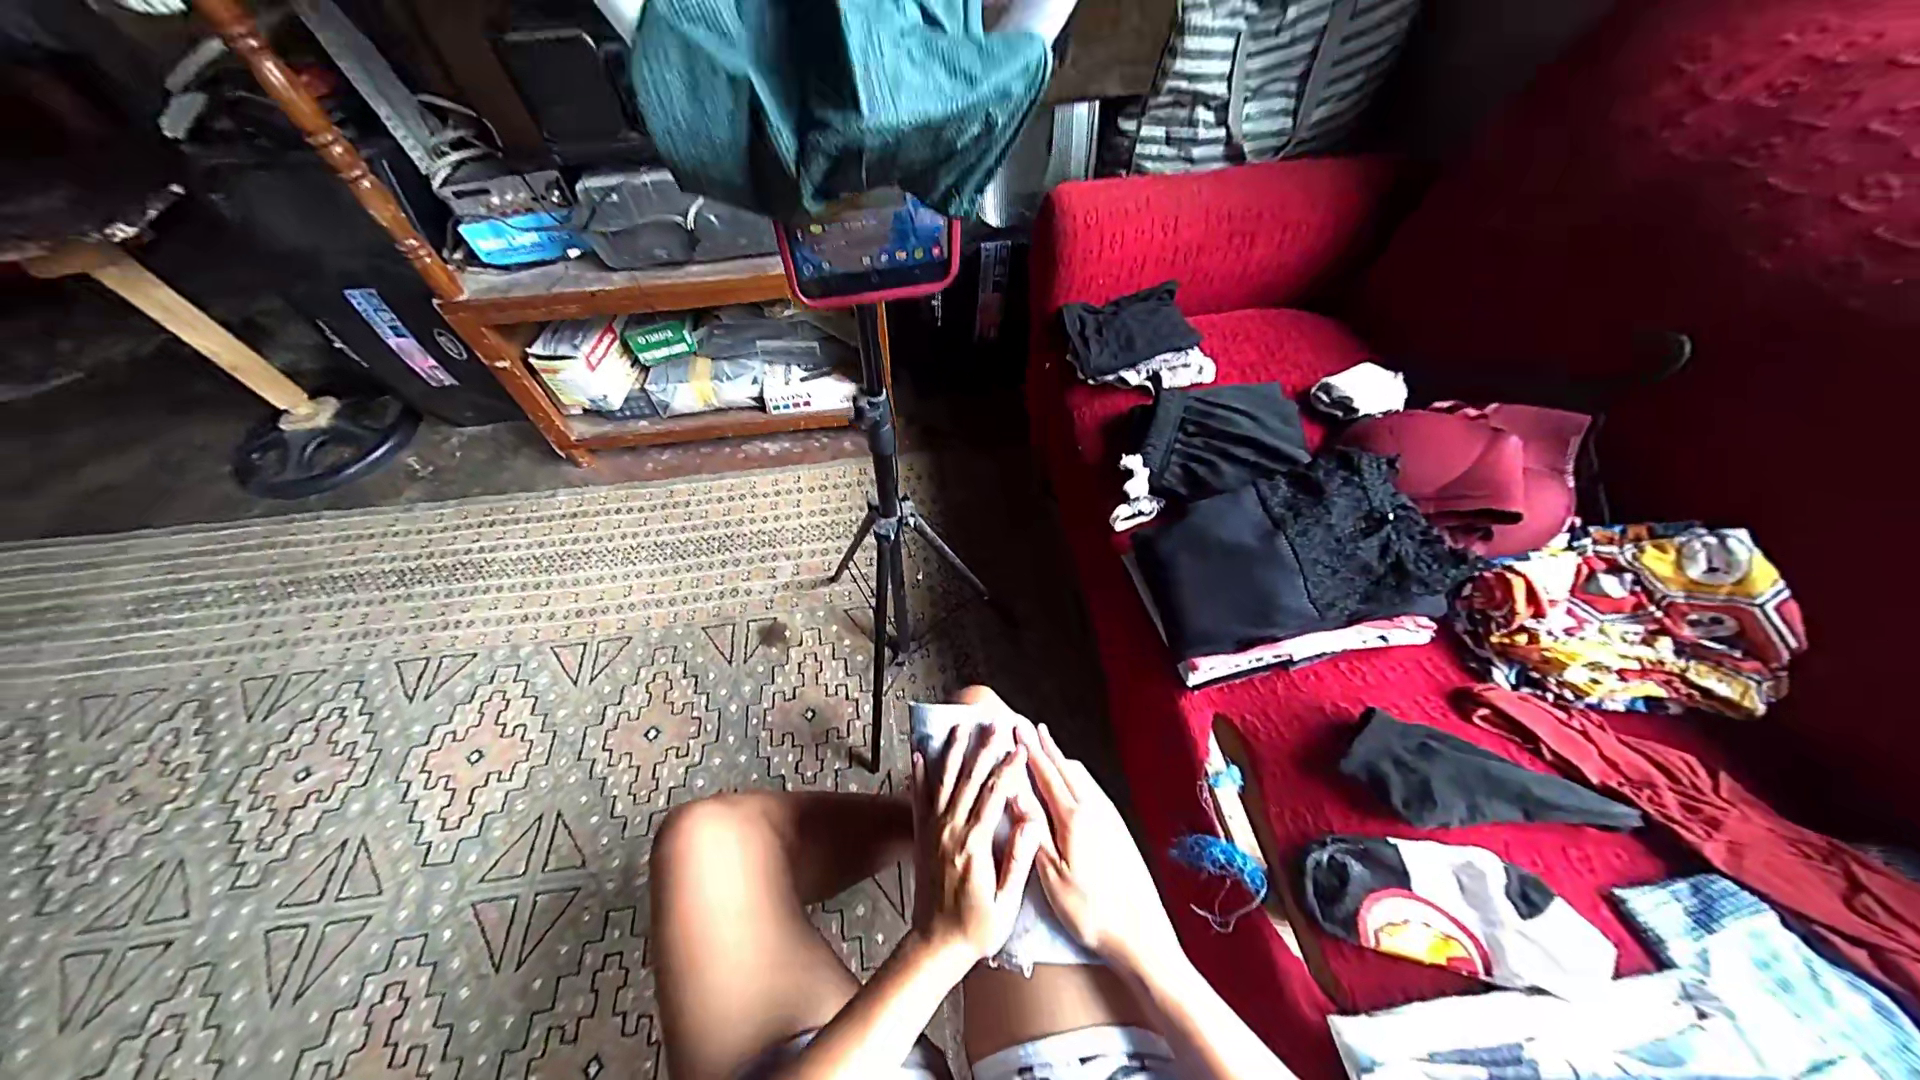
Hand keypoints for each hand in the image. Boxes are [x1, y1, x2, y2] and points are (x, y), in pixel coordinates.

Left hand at [910, 726, 1043, 962]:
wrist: (935, 945)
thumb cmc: (977, 928)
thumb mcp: (1007, 901)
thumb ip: (1017, 859)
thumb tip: (1029, 821)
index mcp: (973, 846)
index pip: (994, 796)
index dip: (1008, 769)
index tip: (1020, 747)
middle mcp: (950, 832)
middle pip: (968, 780)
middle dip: (983, 748)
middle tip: (994, 723)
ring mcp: (932, 832)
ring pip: (942, 782)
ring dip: (952, 752)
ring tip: (959, 727)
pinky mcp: (921, 836)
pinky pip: (919, 799)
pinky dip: (919, 775)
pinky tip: (920, 754)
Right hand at [1019, 723, 1182, 972]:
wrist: (1139, 933)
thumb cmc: (1089, 911)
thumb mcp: (1051, 874)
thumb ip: (1033, 830)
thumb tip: (1015, 794)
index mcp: (1074, 818)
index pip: (1046, 774)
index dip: (1029, 750)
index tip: (1016, 728)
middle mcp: (1094, 809)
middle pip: (1066, 768)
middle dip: (1045, 746)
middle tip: (1029, 727)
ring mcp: (1110, 817)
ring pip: (1081, 776)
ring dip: (1061, 759)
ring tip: (1046, 748)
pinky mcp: (1119, 828)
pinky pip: (1092, 788)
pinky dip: (1075, 776)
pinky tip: (1072, 782)